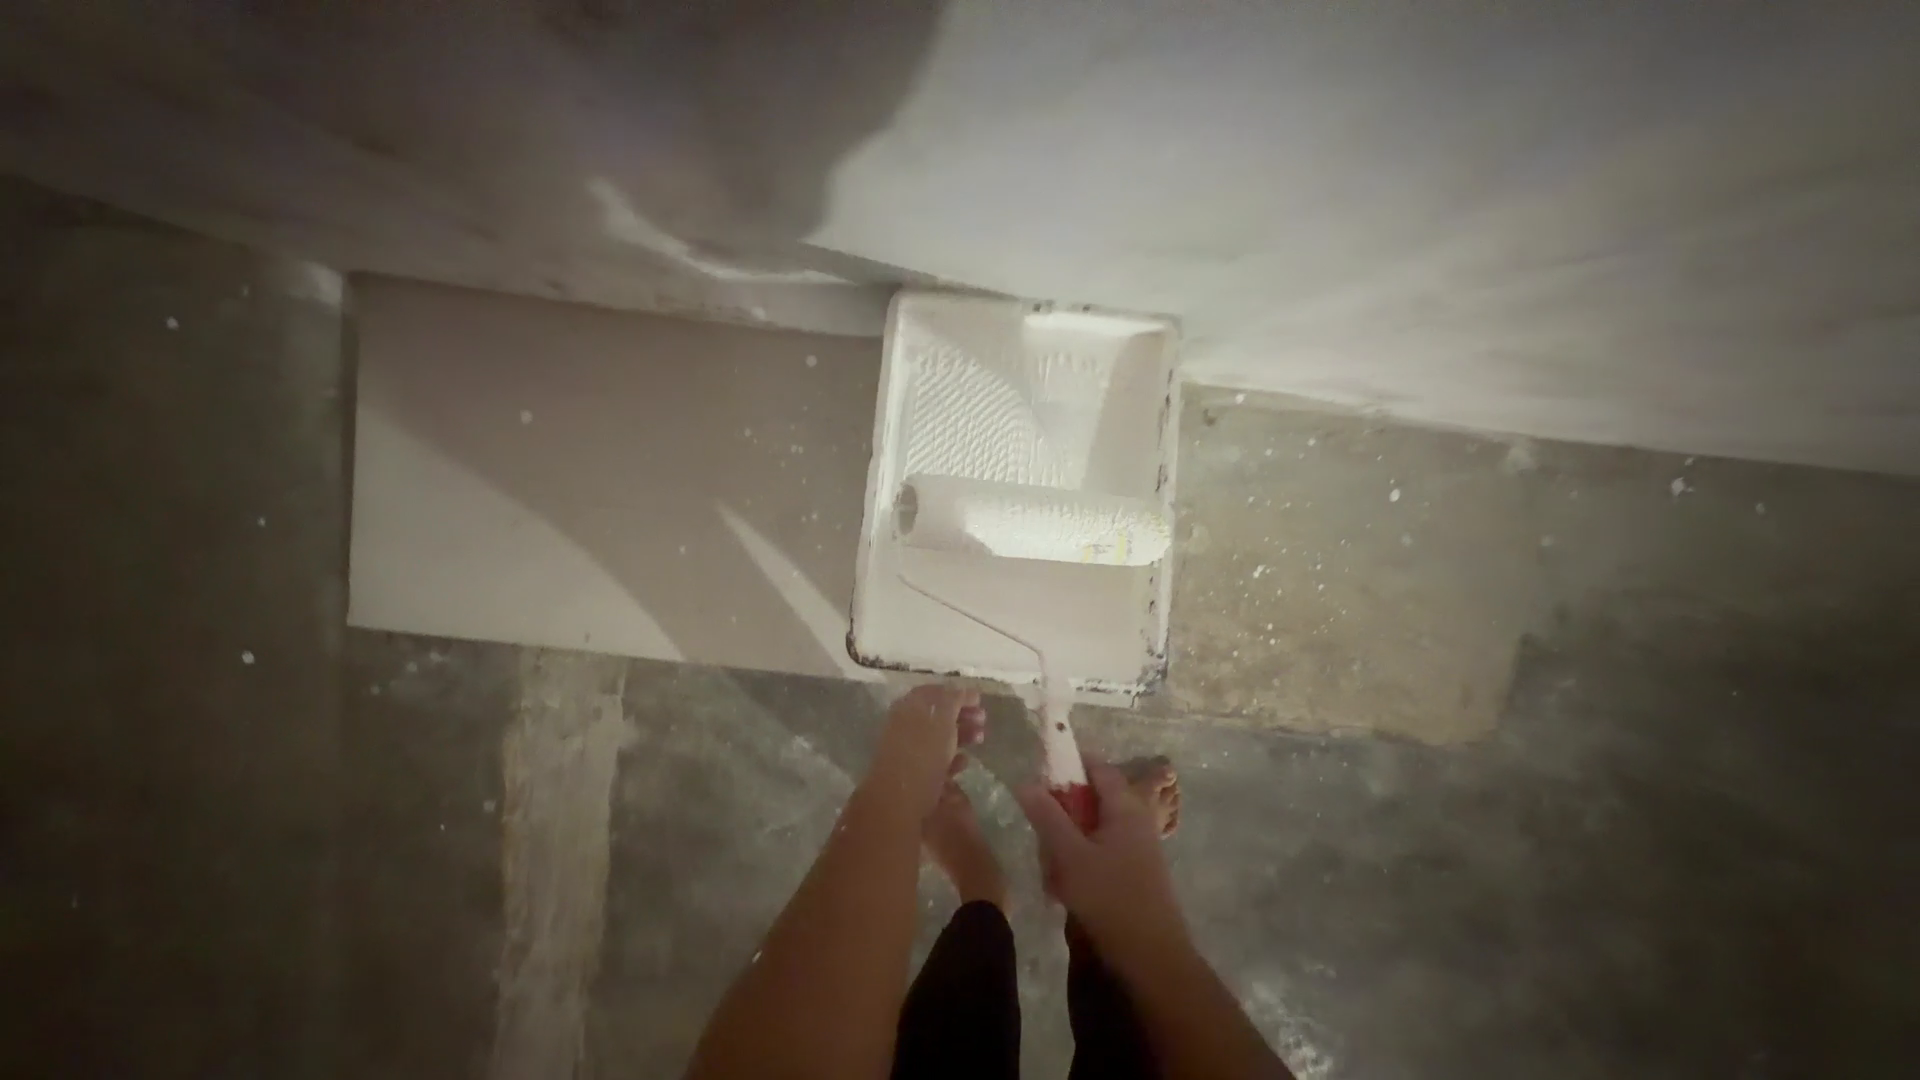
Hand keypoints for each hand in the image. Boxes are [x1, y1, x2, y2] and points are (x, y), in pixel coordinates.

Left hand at [867, 684, 984, 813]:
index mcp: (909, 706)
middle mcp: (906, 724)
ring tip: (980, 740)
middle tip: (984, 720)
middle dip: (964, 715)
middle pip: (938, 714)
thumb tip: (964, 690)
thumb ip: (954, 699)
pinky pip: (936, 759)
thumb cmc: (923, 752)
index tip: (980, 701)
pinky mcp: (913, 772)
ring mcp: (908, 749)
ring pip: (939, 737)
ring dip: (962, 735)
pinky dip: (952, 758)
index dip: (958, 694)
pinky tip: (964, 763)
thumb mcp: (942, 718)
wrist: (899, 798)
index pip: (935, 691)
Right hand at [1016, 757, 1188, 963]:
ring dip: (1066, 847)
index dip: (1069, 764)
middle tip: (1041, 838)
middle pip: (1090, 801)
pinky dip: (1078, 866)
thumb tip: (1025, 781)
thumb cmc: (1111, 898)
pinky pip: (1098, 855)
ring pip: (1090, 832)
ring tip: (1051, 876)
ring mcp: (1136, 849)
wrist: (1152, 957)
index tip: (1040, 774)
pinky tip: (1063, 893)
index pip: (1098, 767)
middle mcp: (1135, 821)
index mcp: (1125, 807)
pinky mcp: (1133, 874)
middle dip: (1061, 816)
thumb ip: (1047, 816)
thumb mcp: (1070, 855)